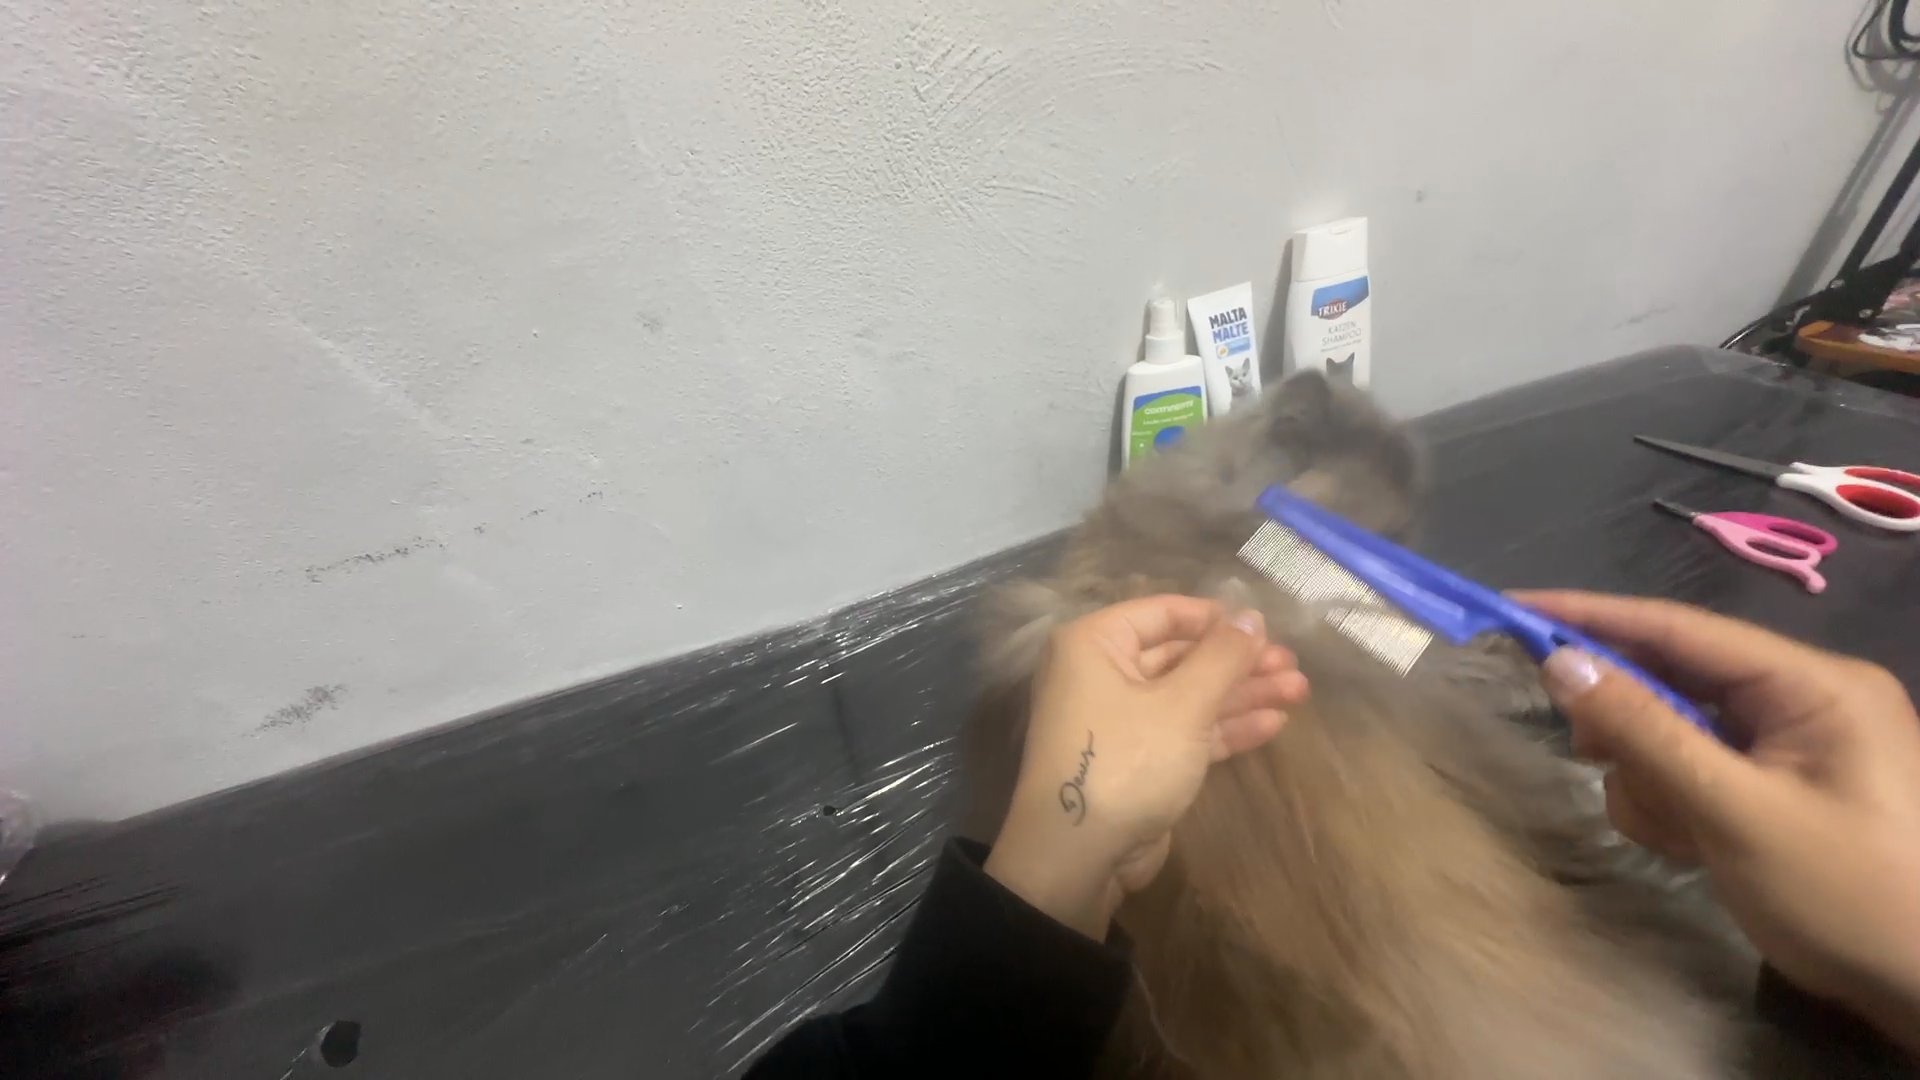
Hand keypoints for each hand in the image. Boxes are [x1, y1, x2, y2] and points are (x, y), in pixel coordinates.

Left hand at [984, 595, 1308, 938]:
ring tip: (1299, 691)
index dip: (1215, 618)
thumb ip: (1221, 657)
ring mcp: (1118, 718)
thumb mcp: (1180, 705)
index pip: (1161, 613)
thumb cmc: (1124, 761)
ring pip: (1186, 695)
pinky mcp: (1137, 758)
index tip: (1266, 626)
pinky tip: (1273, 722)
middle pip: (1178, 655)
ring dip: (1239, 694)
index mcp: (1094, 643)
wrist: (1078, 855)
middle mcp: (1100, 673)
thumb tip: (1250, 616)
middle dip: (1236, 661)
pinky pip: (1183, 730)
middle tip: (1293, 664)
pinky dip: (1223, 727)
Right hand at [1517, 590, 1919, 1049]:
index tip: (1508, 610)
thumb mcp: (1734, 811)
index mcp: (1809, 686)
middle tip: (1586, 751)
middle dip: (1619, 718)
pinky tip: (1686, 838)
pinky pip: (1673, 760)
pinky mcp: (1761, 778)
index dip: (1584, 614)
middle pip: (1662, 675)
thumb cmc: (1855, 898)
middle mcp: (1794, 698)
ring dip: (1640, 770)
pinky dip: (1658, 794)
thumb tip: (1556, 661)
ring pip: (1657, 723)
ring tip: (1671, 824)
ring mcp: (1778, 740)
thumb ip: (1641, 730)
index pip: (1673, 627)